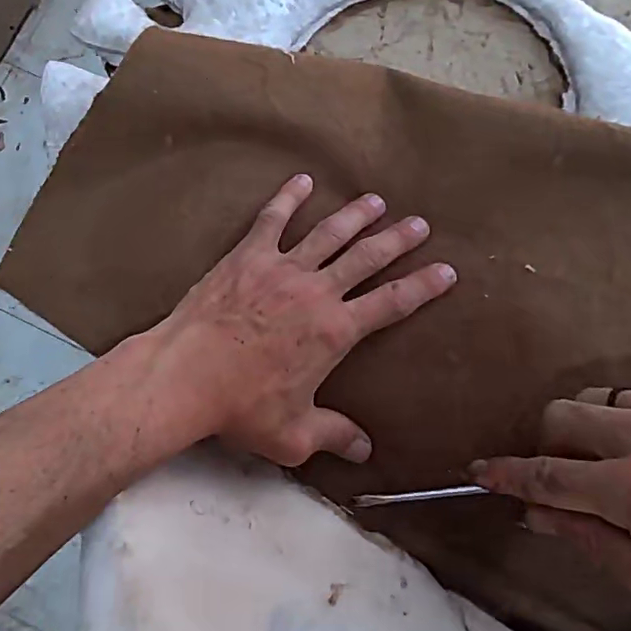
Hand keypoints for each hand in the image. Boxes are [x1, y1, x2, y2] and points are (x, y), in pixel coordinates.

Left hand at [143, 173, 456, 466]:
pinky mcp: (249, 256)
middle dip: (398, 239)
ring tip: (377, 200)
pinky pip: (273, 220)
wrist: (184, 378)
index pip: (393, 303)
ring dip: (356, 215)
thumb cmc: (240, 407)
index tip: (447, 270)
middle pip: (368, 257)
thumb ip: (334, 435)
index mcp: (335, 331)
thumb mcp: (293, 434)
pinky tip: (303, 180)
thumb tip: (365, 451)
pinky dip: (289, 198)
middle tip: (420, 224)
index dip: (424, 286)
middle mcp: (317, 292)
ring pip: (330, 233)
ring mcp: (283, 268)